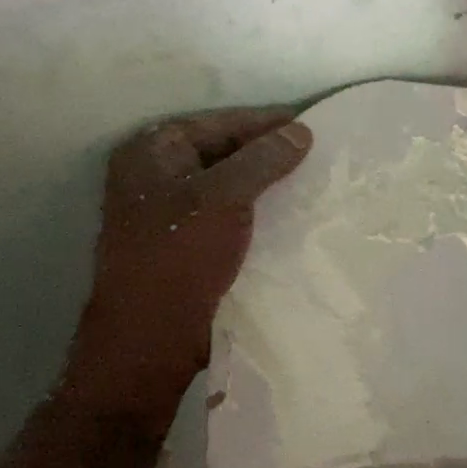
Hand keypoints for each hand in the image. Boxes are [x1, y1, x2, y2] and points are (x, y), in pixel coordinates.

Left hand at [64, 108, 311, 412]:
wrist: (148, 345)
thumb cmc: (179, 257)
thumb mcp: (225, 196)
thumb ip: (264, 158)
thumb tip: (301, 130)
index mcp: (152, 149)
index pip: (221, 122)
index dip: (267, 122)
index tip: (313, 124)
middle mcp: (153, 172)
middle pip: (223, 148)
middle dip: (267, 152)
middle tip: (318, 152)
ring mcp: (164, 209)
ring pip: (226, 181)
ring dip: (263, 182)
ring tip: (310, 179)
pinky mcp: (180, 242)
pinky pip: (224, 210)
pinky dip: (253, 208)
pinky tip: (288, 211)